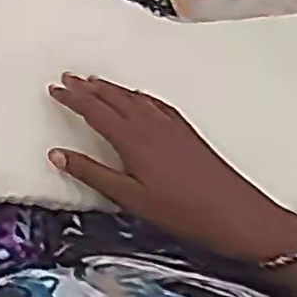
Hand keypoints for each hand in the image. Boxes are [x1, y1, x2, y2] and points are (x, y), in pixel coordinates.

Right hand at [47, 74, 296, 263]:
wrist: (243, 219)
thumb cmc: (183, 212)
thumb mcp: (129, 198)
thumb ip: (91, 173)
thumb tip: (57, 154)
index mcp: (132, 139)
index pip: (94, 110)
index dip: (72, 98)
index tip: (54, 89)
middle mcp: (150, 125)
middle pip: (113, 97)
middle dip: (88, 86)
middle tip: (68, 77)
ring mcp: (171, 126)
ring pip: (133, 97)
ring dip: (111, 87)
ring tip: (94, 80)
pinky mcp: (187, 133)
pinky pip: (155, 103)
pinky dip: (138, 95)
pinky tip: (137, 97)